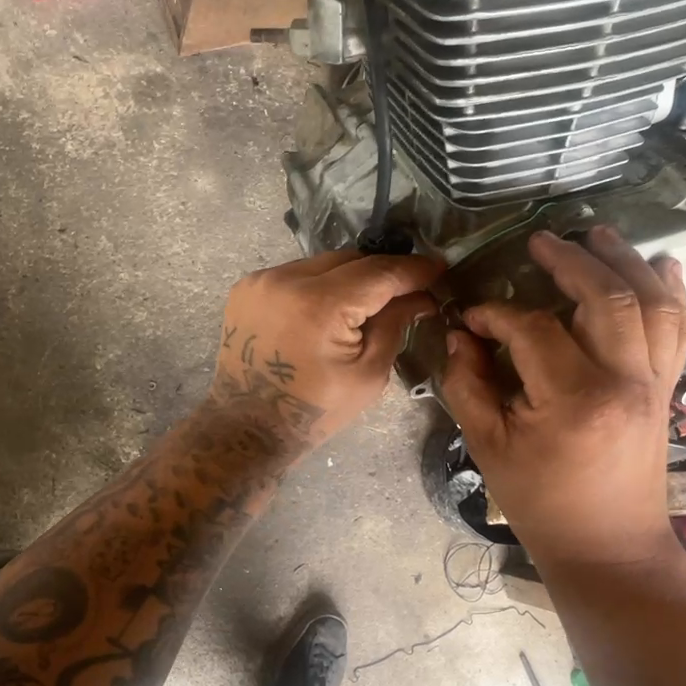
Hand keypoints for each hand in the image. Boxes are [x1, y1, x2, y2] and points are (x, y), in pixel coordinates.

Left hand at [209, 249, 442, 450]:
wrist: (248, 425)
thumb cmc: (314, 410)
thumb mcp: (368, 374)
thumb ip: (394, 325)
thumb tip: (420, 296)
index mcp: (319, 305)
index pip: (377, 272)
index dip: (412, 269)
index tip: (438, 268)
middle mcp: (286, 280)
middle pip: (349, 259)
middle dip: (380, 273)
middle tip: (406, 291)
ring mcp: (261, 281)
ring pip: (321, 263)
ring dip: (347, 278)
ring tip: (364, 304)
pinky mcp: (247, 287)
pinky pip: (295, 274)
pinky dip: (316, 285)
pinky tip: (326, 309)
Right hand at [440, 227, 685, 568]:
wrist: (608, 545)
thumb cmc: (541, 500)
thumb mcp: (487, 445)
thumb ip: (468, 384)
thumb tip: (460, 336)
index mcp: (574, 398)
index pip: (534, 329)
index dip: (496, 314)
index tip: (471, 318)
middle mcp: (625, 380)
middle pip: (607, 298)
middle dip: (571, 261)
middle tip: (539, 241)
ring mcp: (654, 383)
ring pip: (653, 303)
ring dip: (626, 262)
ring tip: (598, 232)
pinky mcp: (666, 388)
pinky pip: (679, 330)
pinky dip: (671, 293)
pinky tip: (661, 265)